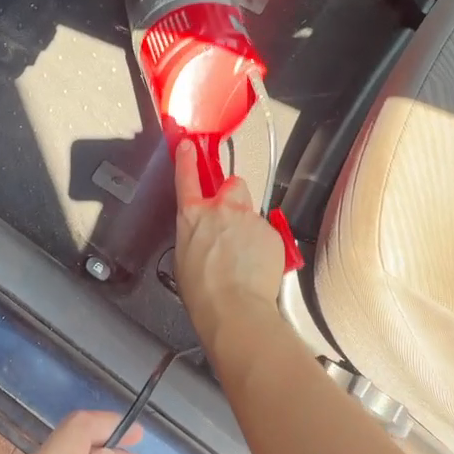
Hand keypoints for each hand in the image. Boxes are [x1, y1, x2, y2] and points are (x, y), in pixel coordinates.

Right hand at [175, 138, 285, 348]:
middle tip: (229, 217)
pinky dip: (261, 244)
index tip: (190, 145)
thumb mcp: (183, 256)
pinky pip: (265, 232)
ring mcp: (249, 218)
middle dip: (231, 195)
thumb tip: (203, 234)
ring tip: (243, 255)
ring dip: (246, 225)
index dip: (188, 159)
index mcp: (192, 215)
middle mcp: (221, 209)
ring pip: (250, 211)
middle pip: (232, 184)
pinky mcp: (270, 232)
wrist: (234, 308)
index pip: (187, 177)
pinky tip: (255, 265)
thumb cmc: (202, 291)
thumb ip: (194, 233)